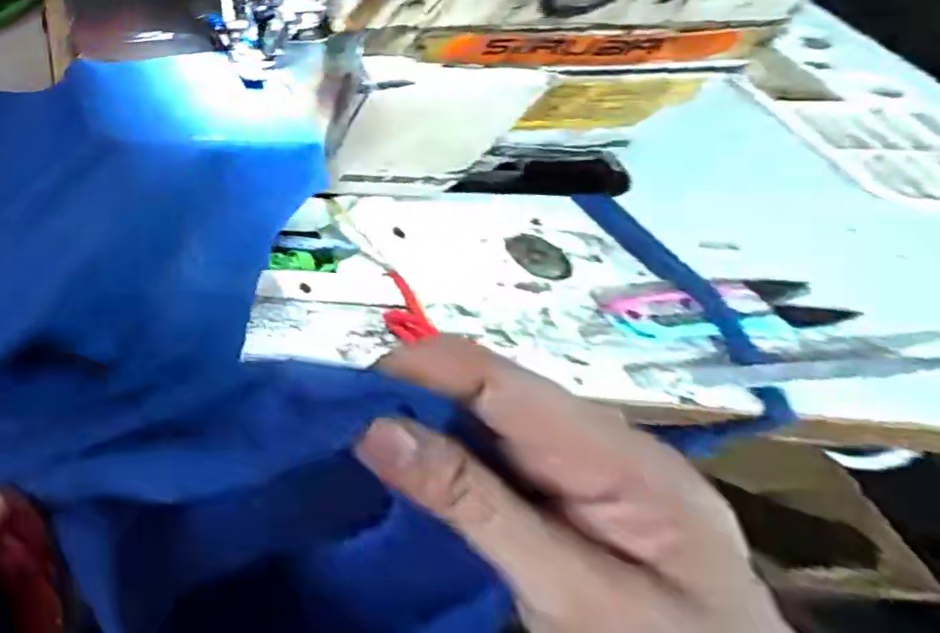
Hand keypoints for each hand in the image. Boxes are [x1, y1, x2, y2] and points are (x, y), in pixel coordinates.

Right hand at [356, 337, 787, 632]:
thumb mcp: (574, 596)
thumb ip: (475, 507)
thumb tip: (371, 427)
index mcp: (622, 458)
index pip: (496, 376)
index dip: (414, 369)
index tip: (345, 397)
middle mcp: (599, 443)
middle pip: (480, 387)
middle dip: (408, 399)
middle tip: (347, 433)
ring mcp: (581, 467)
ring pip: (473, 415)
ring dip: (416, 426)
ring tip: (367, 451)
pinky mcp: (561, 491)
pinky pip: (481, 449)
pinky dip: (436, 454)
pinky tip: (410, 472)